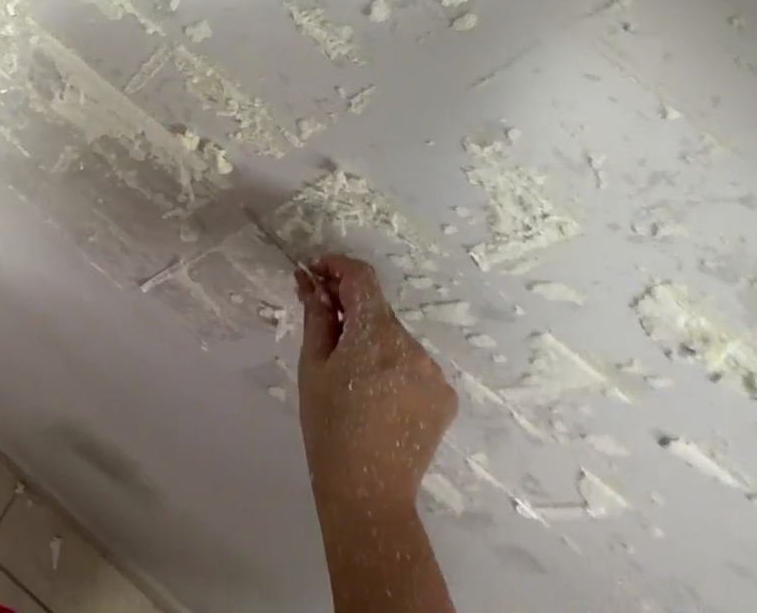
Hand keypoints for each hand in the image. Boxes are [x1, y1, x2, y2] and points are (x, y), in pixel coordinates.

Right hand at [295, 253, 456, 515]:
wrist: (367, 490)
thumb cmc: (327, 425)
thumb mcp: (312, 366)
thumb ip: (317, 317)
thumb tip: (314, 283)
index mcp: (376, 336)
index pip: (362, 278)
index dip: (338, 266)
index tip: (316, 272)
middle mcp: (413, 347)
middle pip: (377, 310)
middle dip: (349, 308)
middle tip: (321, 322)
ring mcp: (434, 373)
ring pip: (394, 339)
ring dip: (370, 339)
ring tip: (347, 372)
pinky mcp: (444, 397)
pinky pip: (412, 365)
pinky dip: (391, 365)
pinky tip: (373, 393)